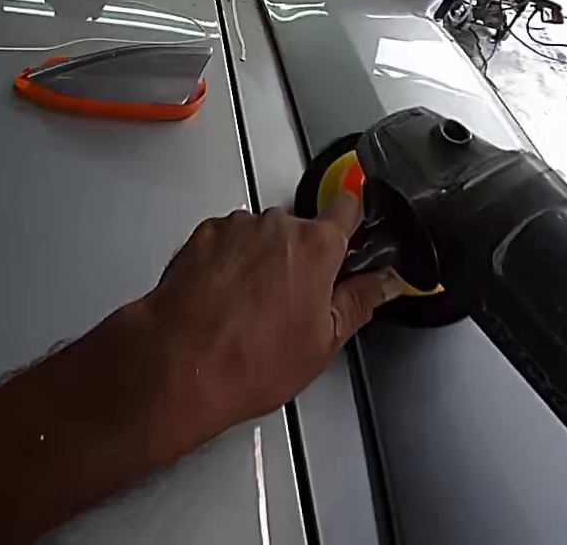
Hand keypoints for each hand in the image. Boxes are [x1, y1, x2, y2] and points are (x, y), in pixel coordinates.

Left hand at [130, 193, 403, 451]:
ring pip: (261, 232)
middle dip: (300, 253)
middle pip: (299, 227)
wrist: (182, 358)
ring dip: (262, 255)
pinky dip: (230, 257)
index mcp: (313, 246)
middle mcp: (274, 225)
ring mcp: (235, 226)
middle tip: (296, 296)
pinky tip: (226, 294)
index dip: (352, 217)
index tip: (354, 226)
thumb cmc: (250, 357)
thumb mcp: (325, 339)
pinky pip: (227, 237)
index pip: (345, 207)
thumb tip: (383, 283)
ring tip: (254, 303)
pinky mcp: (203, 233)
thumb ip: (359, 300)